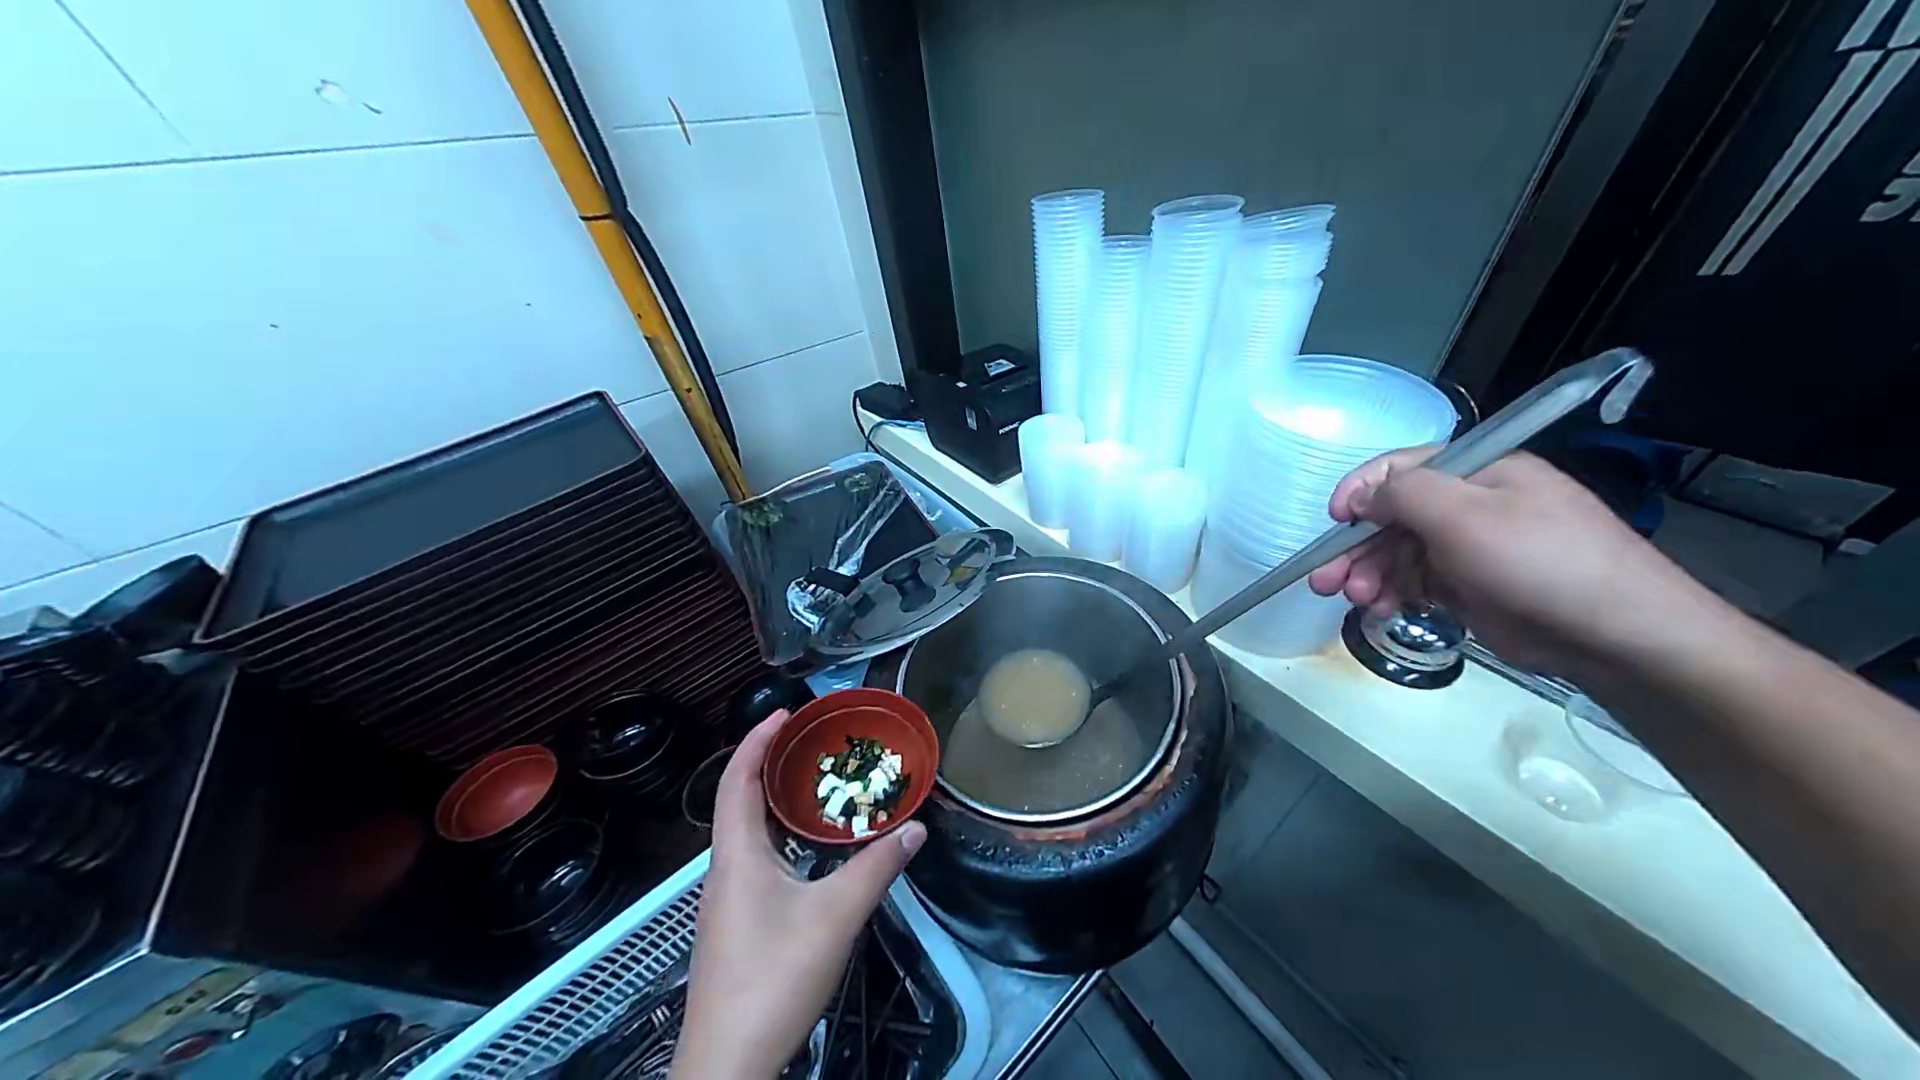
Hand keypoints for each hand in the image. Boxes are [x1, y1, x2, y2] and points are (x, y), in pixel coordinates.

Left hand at [670, 709, 925, 1079]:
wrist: (727, 1067)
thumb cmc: (774, 978)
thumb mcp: (835, 917)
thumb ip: (877, 868)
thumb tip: (916, 829)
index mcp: (737, 855)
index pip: (736, 780)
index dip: (755, 740)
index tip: (785, 714)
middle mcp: (724, 870)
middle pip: (739, 801)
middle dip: (770, 765)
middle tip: (811, 745)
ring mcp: (726, 900)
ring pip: (746, 833)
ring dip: (774, 803)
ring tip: (815, 787)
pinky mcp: (734, 924)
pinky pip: (754, 859)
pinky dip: (778, 836)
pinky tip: (809, 851)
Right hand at [1305, 448, 1729, 680]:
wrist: (1618, 636)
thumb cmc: (1539, 562)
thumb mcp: (1464, 515)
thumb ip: (1403, 494)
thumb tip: (1360, 497)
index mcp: (1478, 472)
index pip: (1400, 469)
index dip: (1359, 492)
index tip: (1333, 522)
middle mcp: (1471, 504)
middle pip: (1391, 518)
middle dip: (1355, 549)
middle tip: (1325, 582)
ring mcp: (1471, 547)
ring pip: (1398, 554)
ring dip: (1370, 576)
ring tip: (1358, 602)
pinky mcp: (1471, 585)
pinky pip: (1416, 581)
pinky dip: (1394, 594)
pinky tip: (1383, 610)